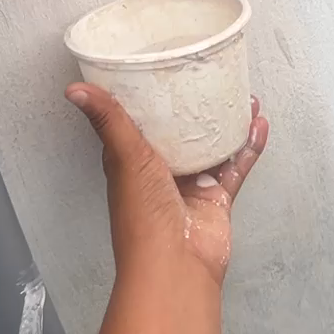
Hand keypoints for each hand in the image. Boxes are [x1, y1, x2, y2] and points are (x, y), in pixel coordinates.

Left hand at [65, 83, 267, 287]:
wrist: (175, 266)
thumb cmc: (142, 217)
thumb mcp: (125, 155)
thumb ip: (108, 118)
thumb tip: (74, 90)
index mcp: (132, 158)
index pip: (139, 118)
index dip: (151, 95)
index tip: (165, 68)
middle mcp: (160, 169)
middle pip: (182, 129)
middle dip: (198, 105)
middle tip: (214, 79)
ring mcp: (190, 184)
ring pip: (213, 144)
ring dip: (228, 121)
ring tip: (243, 96)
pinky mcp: (216, 198)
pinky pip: (235, 166)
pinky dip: (248, 147)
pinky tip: (258, 126)